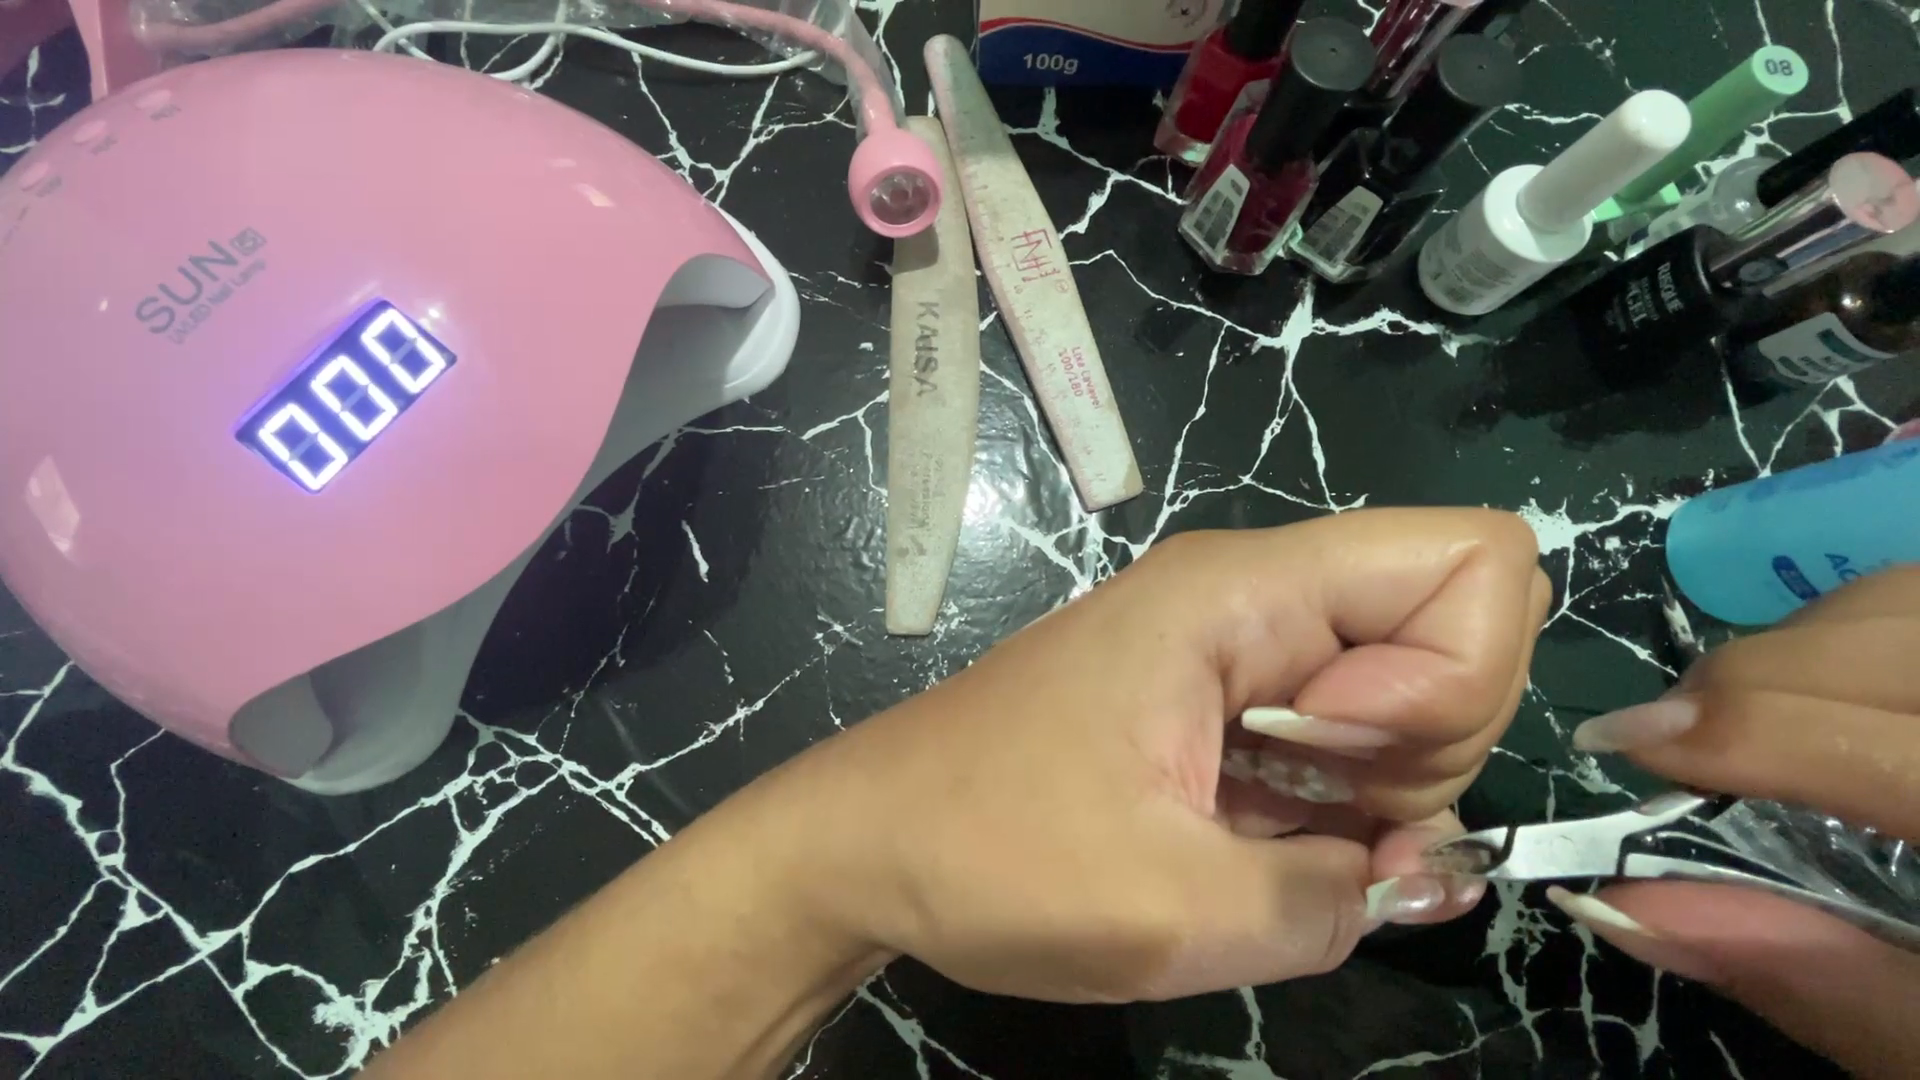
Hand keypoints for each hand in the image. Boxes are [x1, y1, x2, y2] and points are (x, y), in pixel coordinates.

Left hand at [770, 508, 1549, 1002]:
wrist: (873, 839)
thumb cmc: (994, 853)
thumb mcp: (1173, 906)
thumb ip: (1335, 899)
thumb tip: (1422, 875)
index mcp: (1235, 593)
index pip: (1468, 560)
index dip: (1454, 676)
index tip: (1340, 758)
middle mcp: (1241, 598)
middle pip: (1445, 629)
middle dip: (1422, 748)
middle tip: (1308, 820)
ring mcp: (1223, 647)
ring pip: (1397, 692)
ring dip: (1375, 790)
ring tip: (1262, 841)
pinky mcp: (1205, 699)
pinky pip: (1331, 734)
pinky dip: (1328, 802)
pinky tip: (1254, 843)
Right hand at [1562, 566, 1919, 1079]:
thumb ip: (1816, 980)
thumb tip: (1608, 898)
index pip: (1897, 752)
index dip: (1743, 733)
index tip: (1614, 744)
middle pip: (1889, 643)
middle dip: (1747, 681)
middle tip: (1668, 739)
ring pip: (1898, 602)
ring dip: (1788, 653)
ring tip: (1735, 720)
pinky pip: (1903, 607)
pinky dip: (1836, 636)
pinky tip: (1815, 705)